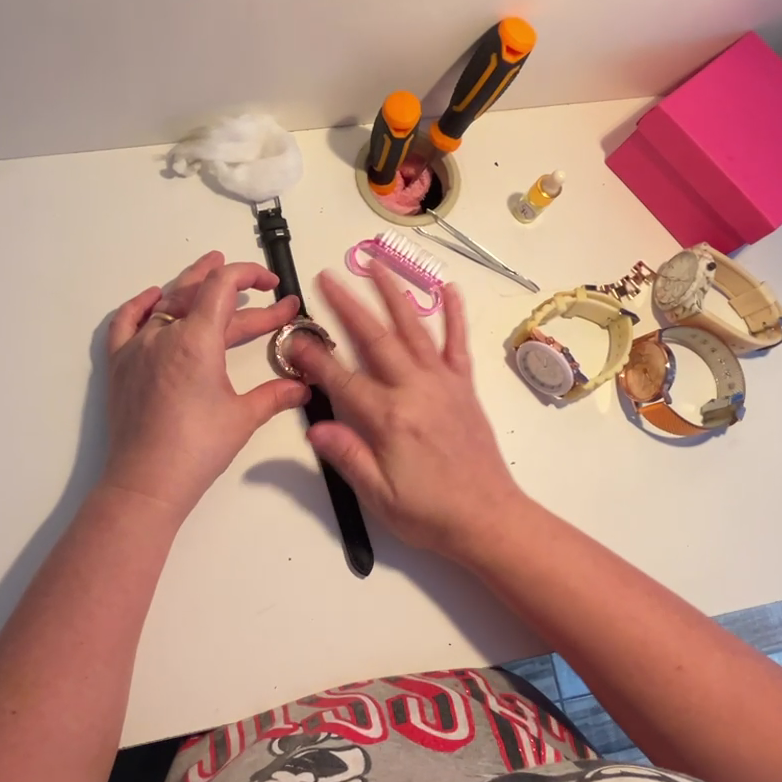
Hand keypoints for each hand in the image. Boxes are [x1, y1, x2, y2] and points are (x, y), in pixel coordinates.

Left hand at [102, 251, 310, 514]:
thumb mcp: (243, 417)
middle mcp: (164, 334)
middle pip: (200, 293)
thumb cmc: (197, 449)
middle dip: (235, 286)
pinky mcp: (120, 365)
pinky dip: (141, 305)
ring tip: (210, 267)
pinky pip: (126, 323)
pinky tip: (153, 296)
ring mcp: (137, 347)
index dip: (250, 275)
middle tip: (262, 286)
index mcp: (197, 339)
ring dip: (192, 285)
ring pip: (166, 303)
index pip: (223, 286)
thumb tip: (304, 387)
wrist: (146, 481)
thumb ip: (275, 394)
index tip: (274, 287)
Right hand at [287, 268, 527, 559]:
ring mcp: (443, 385)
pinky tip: (448, 288)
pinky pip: (458, 343)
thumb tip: (315, 425)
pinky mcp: (464, 388)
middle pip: (375, 339)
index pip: (341, 379)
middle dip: (348, 305)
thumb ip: (347, 455)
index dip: (313, 358)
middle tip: (326, 277)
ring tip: (377, 263)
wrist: (488, 519)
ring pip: (414, 329)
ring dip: (394, 293)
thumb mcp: (378, 495)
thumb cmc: (430, 513)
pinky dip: (454, 314)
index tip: (293, 338)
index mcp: (389, 419)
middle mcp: (416, 391)